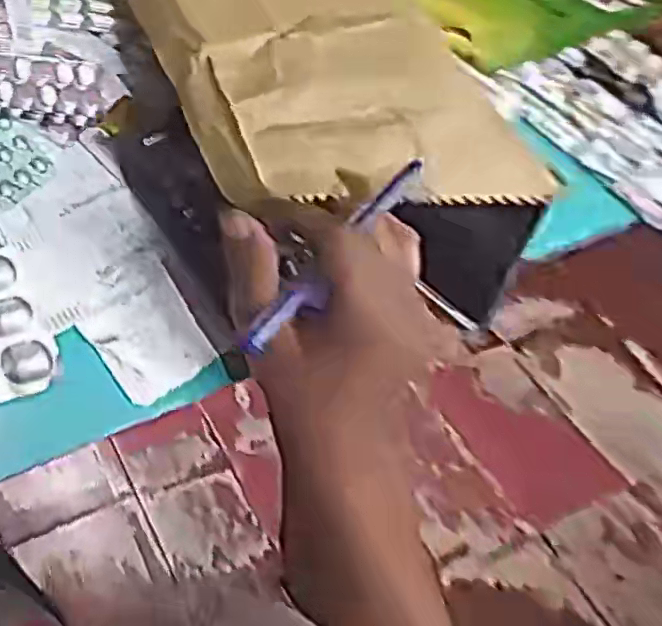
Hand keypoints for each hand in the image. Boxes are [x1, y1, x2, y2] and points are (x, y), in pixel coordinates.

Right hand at [221, 203, 436, 409]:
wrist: (348, 450)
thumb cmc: (297, 390)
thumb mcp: (261, 329)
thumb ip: (250, 267)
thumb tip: (235, 215)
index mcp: (370, 306)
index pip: (340, 232)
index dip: (296, 213)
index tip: (257, 212)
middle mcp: (409, 302)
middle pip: (375, 229)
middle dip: (323, 215)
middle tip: (277, 222)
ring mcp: (425, 313)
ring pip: (396, 242)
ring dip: (350, 228)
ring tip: (305, 238)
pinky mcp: (426, 322)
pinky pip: (402, 266)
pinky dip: (368, 249)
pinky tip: (331, 268)